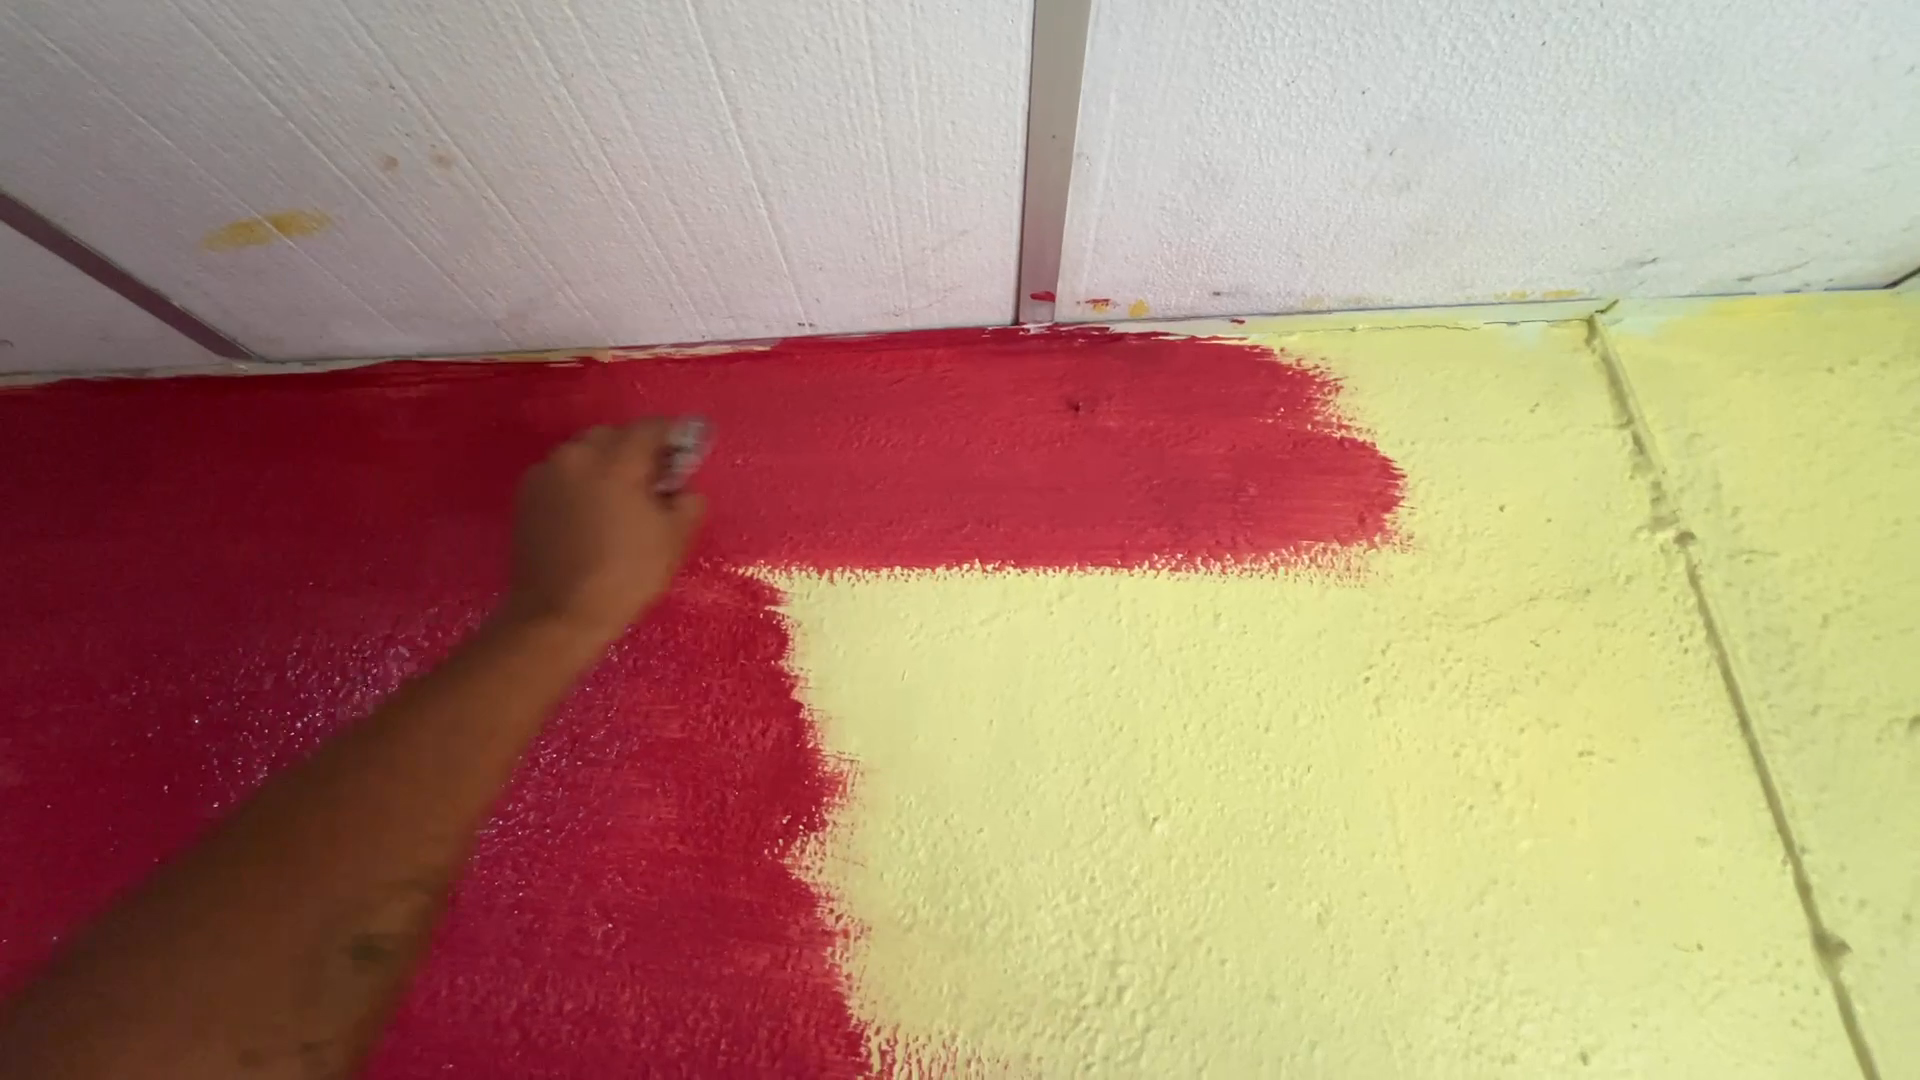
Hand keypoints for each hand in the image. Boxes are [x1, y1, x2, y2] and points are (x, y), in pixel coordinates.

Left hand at [502, 420, 705, 644]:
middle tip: (657, 481)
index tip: (690, 450)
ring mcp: (546, 473)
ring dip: (609, 465)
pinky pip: (565, 474)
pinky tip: (594, 513)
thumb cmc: (627, 574)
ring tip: (623, 499)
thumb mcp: (677, 538)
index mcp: (616, 460)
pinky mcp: (527, 495)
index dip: (677, 436)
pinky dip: (583, 482)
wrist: (559, 615)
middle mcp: (577, 455)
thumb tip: (681, 487)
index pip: (653, 427)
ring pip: (586, 453)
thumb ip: (689, 499)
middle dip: (639, 450)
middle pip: (616, 435)